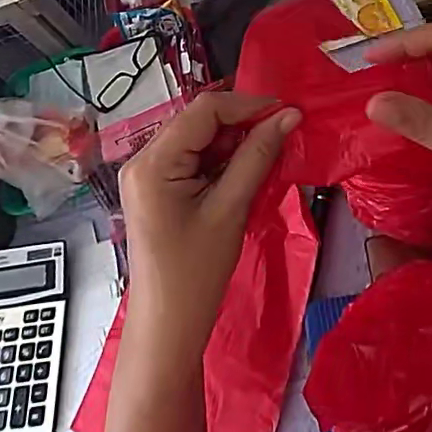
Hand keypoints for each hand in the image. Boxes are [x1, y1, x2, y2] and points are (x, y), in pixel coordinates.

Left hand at [119, 91, 299, 356]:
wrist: (168, 326)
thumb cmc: (196, 274)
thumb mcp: (230, 209)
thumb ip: (258, 156)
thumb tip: (289, 116)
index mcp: (152, 162)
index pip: (203, 110)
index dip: (247, 104)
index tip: (286, 111)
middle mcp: (142, 159)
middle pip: (198, 121)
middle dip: (242, 122)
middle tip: (282, 131)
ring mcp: (147, 173)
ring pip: (199, 138)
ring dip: (234, 141)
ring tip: (268, 152)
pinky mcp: (157, 187)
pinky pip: (193, 158)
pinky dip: (222, 160)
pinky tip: (246, 169)